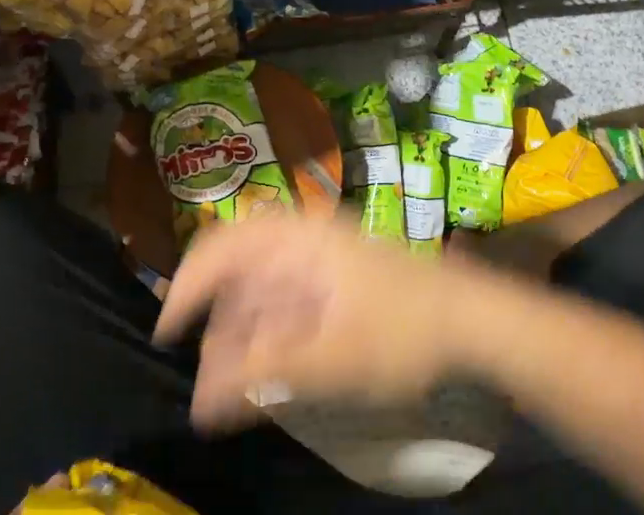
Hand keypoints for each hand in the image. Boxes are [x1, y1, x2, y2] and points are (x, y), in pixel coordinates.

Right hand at [153, 216, 492, 429]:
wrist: (474, 318)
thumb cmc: (404, 330)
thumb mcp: (332, 358)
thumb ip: (264, 374)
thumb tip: (202, 402)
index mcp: (297, 240)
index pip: (222, 247)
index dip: (187, 286)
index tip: (168, 334)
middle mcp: (302, 241)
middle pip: (239, 277)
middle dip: (219, 330)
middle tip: (210, 383)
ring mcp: (320, 260)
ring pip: (262, 295)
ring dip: (244, 340)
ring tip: (235, 391)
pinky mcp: (335, 282)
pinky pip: (287, 304)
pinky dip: (272, 337)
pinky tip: (270, 374)